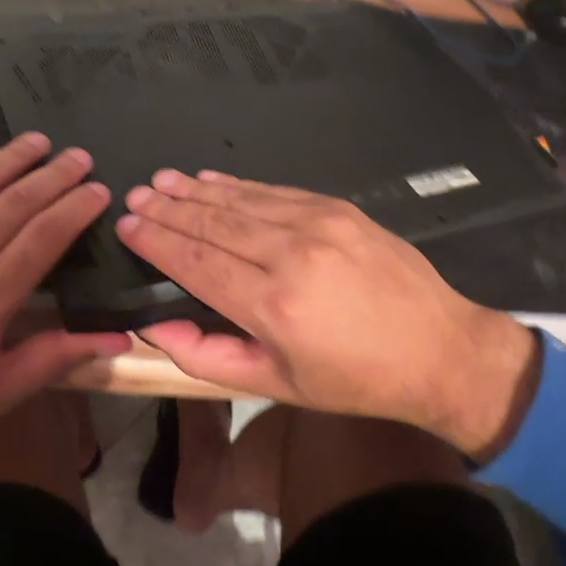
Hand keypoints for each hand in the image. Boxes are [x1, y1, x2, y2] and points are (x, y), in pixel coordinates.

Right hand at [118, 169, 540, 459]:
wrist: (439, 348)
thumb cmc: (354, 379)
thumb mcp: (278, 386)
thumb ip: (209, 357)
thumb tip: (155, 326)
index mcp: (273, 306)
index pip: (197, 262)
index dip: (157, 242)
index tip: (127, 226)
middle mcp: (291, 255)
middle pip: (213, 224)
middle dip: (168, 209)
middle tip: (135, 196)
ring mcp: (317, 224)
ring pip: (240, 201)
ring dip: (196, 190)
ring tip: (162, 181)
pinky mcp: (337, 208)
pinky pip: (274, 191)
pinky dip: (238, 185)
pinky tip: (211, 179)